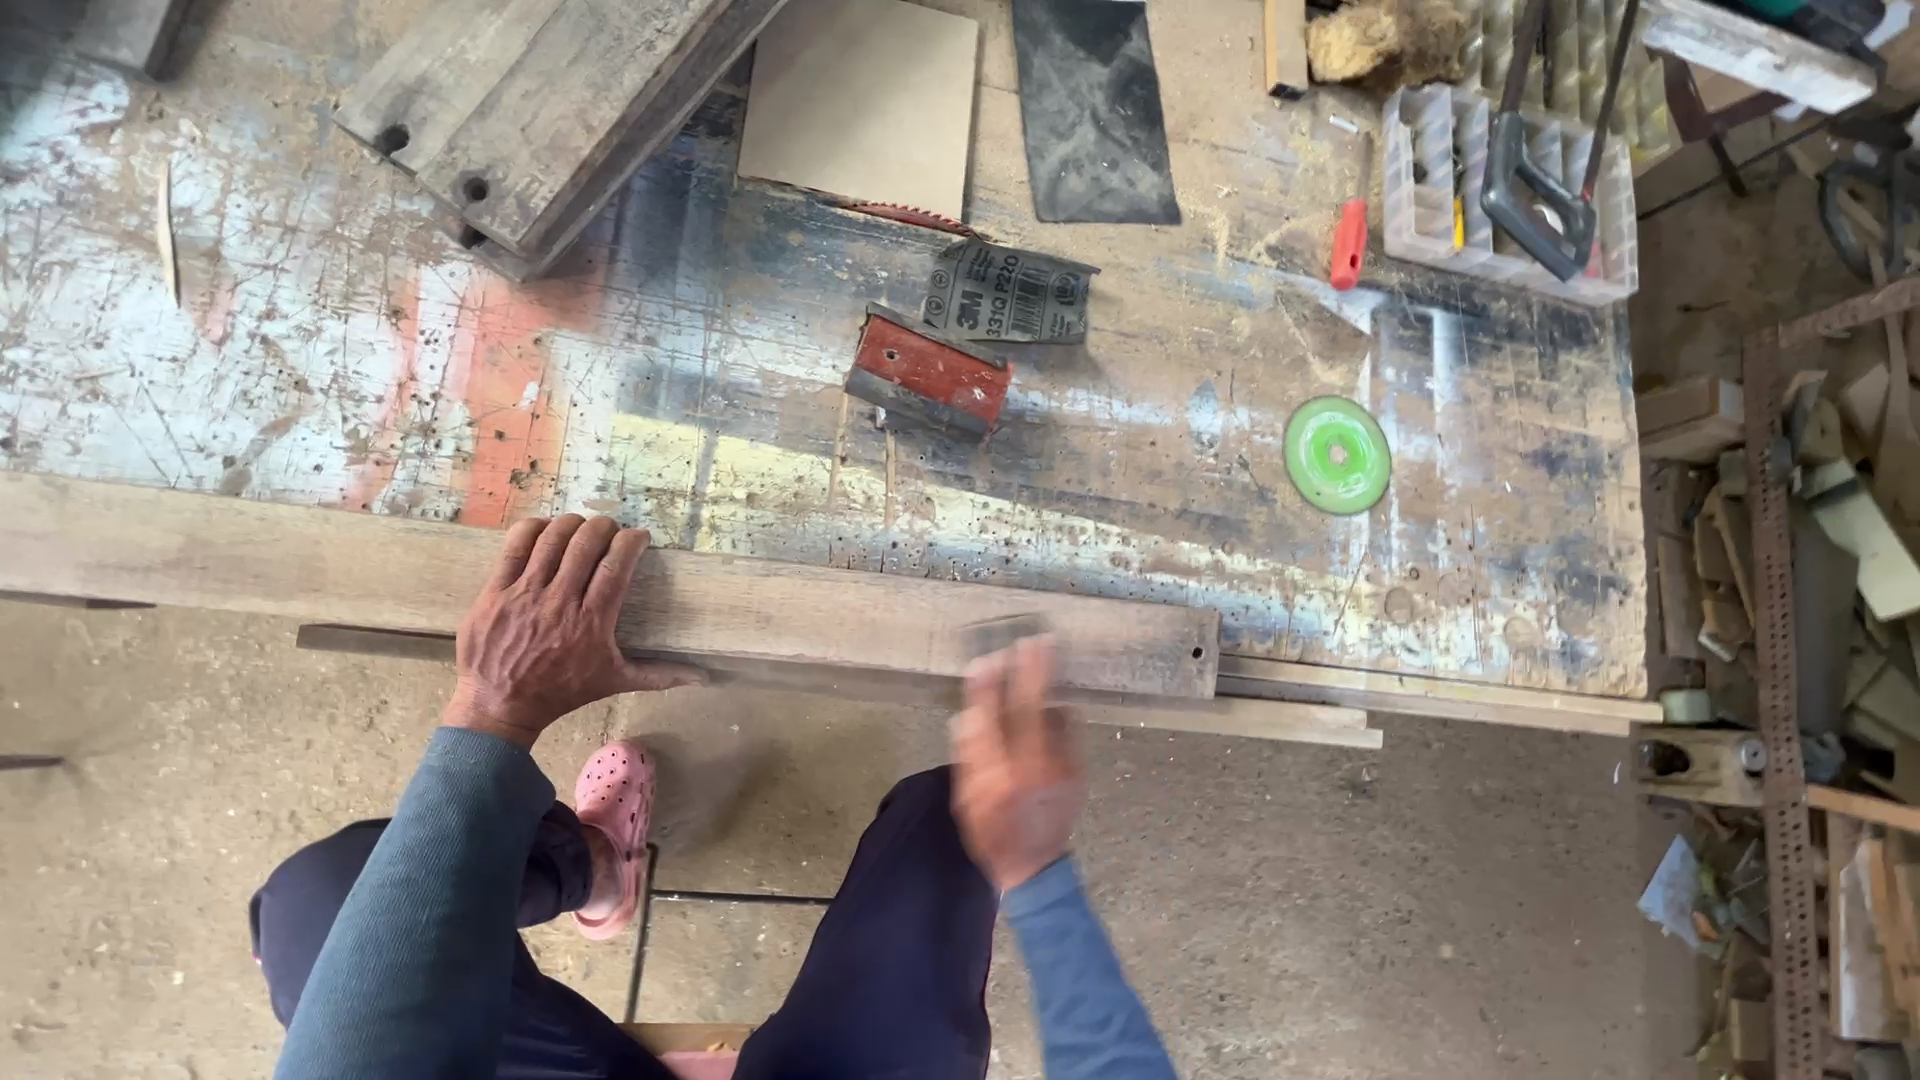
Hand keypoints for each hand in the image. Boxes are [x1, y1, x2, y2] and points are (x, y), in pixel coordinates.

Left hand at [443, 514, 704, 748]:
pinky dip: (533, 530)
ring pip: (551, 539)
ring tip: (581, 527)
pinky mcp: (494, 593)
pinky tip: (546, 529)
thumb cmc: (564, 692)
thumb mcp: (616, 682)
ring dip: (572, 524)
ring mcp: (523, 595)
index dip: (631, 541)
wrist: (500, 706)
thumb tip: (704, 678)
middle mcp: (559, 603)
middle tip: (611, 529)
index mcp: (592, 622)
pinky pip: (513, 547)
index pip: (616, 566)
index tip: (639, 536)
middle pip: (585, 544)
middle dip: (604, 526)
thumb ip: (661, 675)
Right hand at [949, 635, 1084, 891]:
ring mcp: (1058, 767)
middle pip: (1029, 707)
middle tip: (1033, 639)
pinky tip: (1054, 695)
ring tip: (1045, 650)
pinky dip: (1060, 708)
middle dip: (1030, 670)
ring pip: (1053, 713)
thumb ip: (967, 756)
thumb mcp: (965, 798)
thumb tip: (968, 715)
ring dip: (1049, 682)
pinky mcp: (1076, 769)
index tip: (985, 659)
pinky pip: (1068, 727)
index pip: (988, 721)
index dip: (986, 688)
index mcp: (996, 776)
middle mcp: (1029, 768)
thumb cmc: (990, 831)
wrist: (1034, 864)